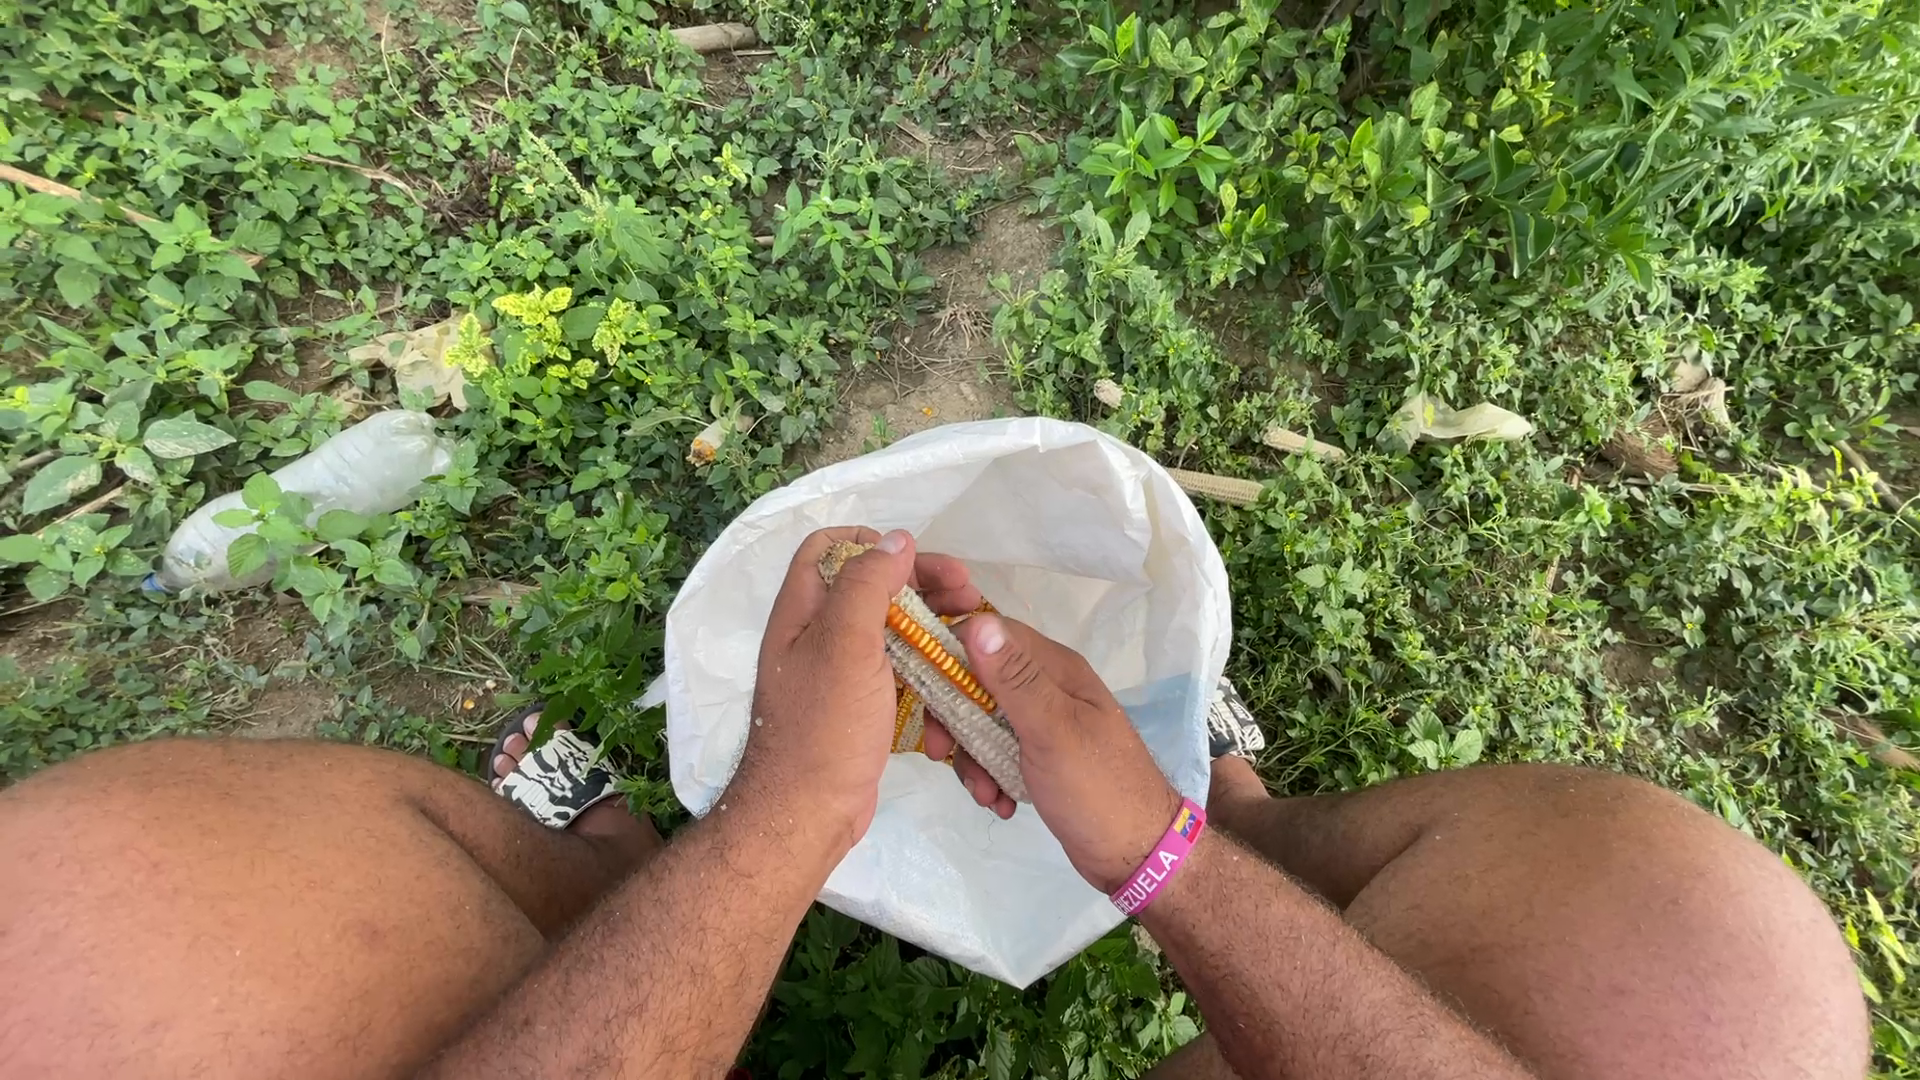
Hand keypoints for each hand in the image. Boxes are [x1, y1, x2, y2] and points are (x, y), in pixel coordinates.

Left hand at [726, 527, 984, 856]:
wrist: (809, 812)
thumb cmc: (824, 724)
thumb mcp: (845, 643)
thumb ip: (868, 585)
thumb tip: (897, 539)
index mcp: (804, 609)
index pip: (828, 547)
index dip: (871, 541)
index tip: (915, 559)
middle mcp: (819, 631)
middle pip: (873, 584)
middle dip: (922, 580)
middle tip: (968, 590)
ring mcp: (842, 667)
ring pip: (892, 624)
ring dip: (932, 618)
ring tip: (972, 622)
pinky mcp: (863, 698)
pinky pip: (899, 663)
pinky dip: (927, 659)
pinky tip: (956, 667)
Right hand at [931, 613, 1182, 893]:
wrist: (1137, 856)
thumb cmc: (1097, 788)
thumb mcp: (1051, 729)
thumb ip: (1014, 678)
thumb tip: (978, 621)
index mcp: (1055, 668)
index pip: (991, 635)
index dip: (953, 654)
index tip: (929, 691)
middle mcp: (1048, 687)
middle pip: (979, 681)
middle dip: (955, 717)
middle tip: (942, 752)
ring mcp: (1044, 722)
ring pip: (983, 721)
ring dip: (972, 756)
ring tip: (985, 793)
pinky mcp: (1039, 756)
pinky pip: (997, 752)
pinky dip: (990, 775)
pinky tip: (1000, 802)